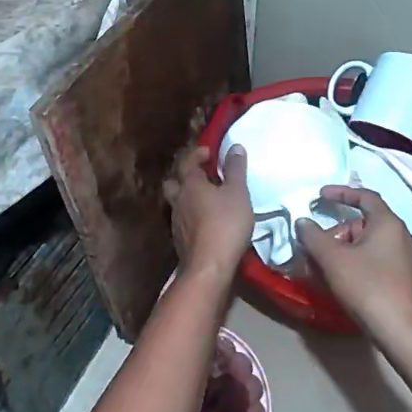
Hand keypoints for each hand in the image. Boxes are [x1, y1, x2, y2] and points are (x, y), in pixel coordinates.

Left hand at [163, 146, 251, 280]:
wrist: (209, 265)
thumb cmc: (225, 223)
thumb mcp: (238, 192)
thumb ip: (236, 169)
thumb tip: (234, 147)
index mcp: (190, 184)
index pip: (187, 161)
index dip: (197, 154)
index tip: (210, 152)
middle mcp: (178, 199)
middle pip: (173, 181)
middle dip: (185, 175)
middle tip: (202, 176)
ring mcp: (176, 220)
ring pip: (176, 202)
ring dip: (187, 197)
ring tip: (205, 199)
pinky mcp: (179, 239)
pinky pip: (182, 220)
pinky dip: (191, 215)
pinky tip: (204, 222)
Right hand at [296, 185, 411, 340]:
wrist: (402, 332)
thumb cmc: (367, 286)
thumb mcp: (332, 258)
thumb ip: (313, 236)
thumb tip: (303, 222)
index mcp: (388, 224)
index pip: (365, 196)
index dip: (341, 193)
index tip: (320, 196)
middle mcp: (403, 236)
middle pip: (364, 224)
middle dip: (337, 232)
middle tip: (317, 248)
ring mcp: (408, 260)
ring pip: (369, 245)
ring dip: (345, 251)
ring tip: (325, 268)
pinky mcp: (407, 280)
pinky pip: (377, 261)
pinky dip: (358, 264)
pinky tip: (343, 282)